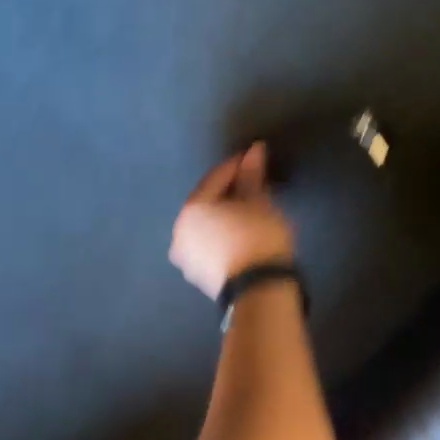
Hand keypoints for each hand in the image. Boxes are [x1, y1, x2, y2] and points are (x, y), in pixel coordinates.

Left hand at [170, 143, 295, 298]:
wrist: (259, 289)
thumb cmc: (258, 236)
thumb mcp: (258, 200)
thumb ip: (252, 174)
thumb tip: (254, 150)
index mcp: (192, 209)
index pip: (217, 177)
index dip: (238, 164)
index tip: (256, 156)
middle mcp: (180, 231)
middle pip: (207, 200)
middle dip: (230, 188)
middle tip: (253, 178)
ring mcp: (185, 255)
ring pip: (207, 222)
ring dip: (225, 210)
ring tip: (250, 203)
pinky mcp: (197, 273)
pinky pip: (208, 240)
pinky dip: (222, 230)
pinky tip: (241, 226)